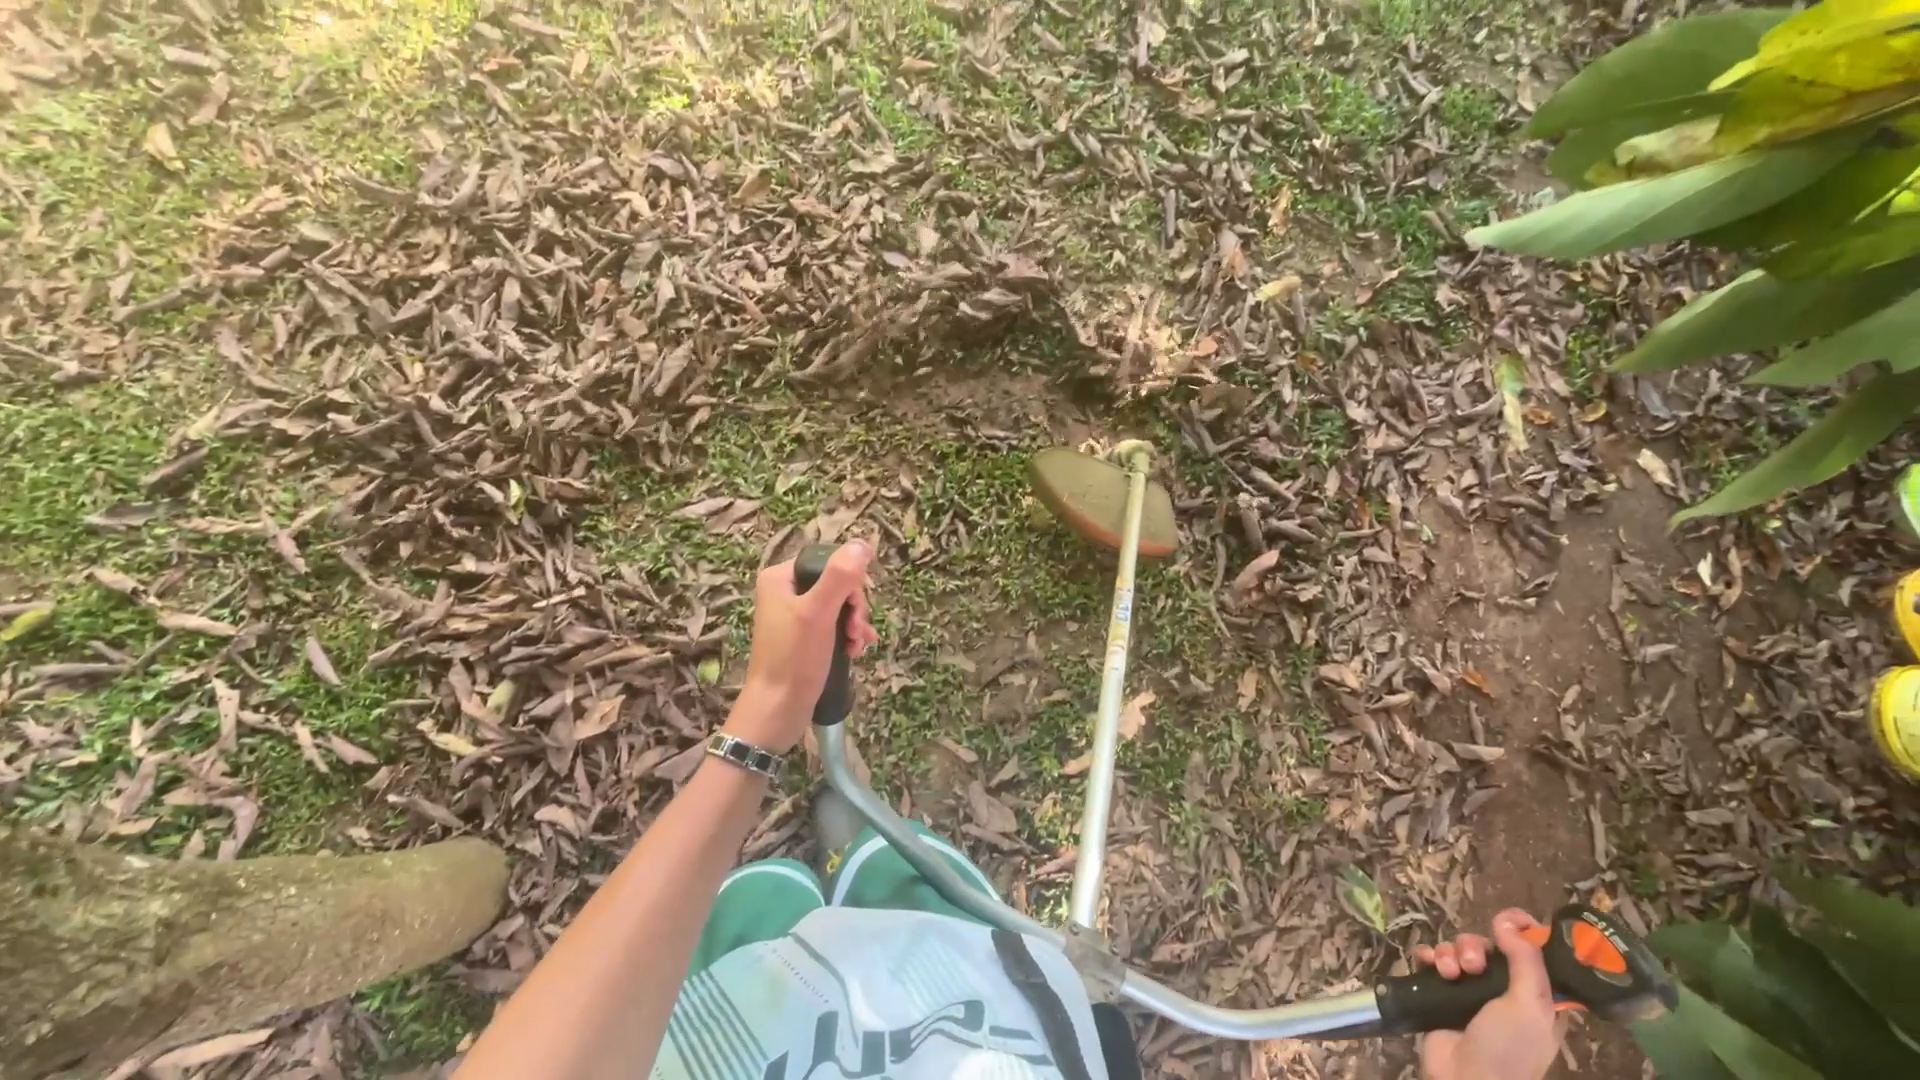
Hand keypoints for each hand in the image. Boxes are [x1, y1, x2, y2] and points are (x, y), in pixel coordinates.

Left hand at [726, 541, 879, 751]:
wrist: (778, 709)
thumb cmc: (794, 658)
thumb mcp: (819, 612)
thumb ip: (840, 576)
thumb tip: (862, 544)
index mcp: (780, 577)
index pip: (828, 561)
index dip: (850, 582)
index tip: (855, 607)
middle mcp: (785, 592)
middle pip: (837, 583)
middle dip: (854, 607)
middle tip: (855, 630)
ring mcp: (794, 616)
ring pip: (839, 605)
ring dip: (854, 623)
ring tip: (856, 645)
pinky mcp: (803, 638)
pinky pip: (834, 625)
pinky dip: (848, 635)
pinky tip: (856, 651)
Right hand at [1415, 909, 1563, 1079]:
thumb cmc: (1508, 1048)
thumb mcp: (1529, 1006)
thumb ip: (1526, 961)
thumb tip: (1510, 922)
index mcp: (1537, 997)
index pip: (1535, 953)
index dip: (1522, 932)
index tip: (1505, 919)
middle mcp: (1506, 992)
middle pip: (1490, 947)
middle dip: (1475, 947)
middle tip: (1472, 965)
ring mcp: (1472, 994)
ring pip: (1460, 952)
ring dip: (1451, 954)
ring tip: (1448, 972)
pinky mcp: (1442, 995)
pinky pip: (1434, 961)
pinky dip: (1431, 957)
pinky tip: (1429, 964)